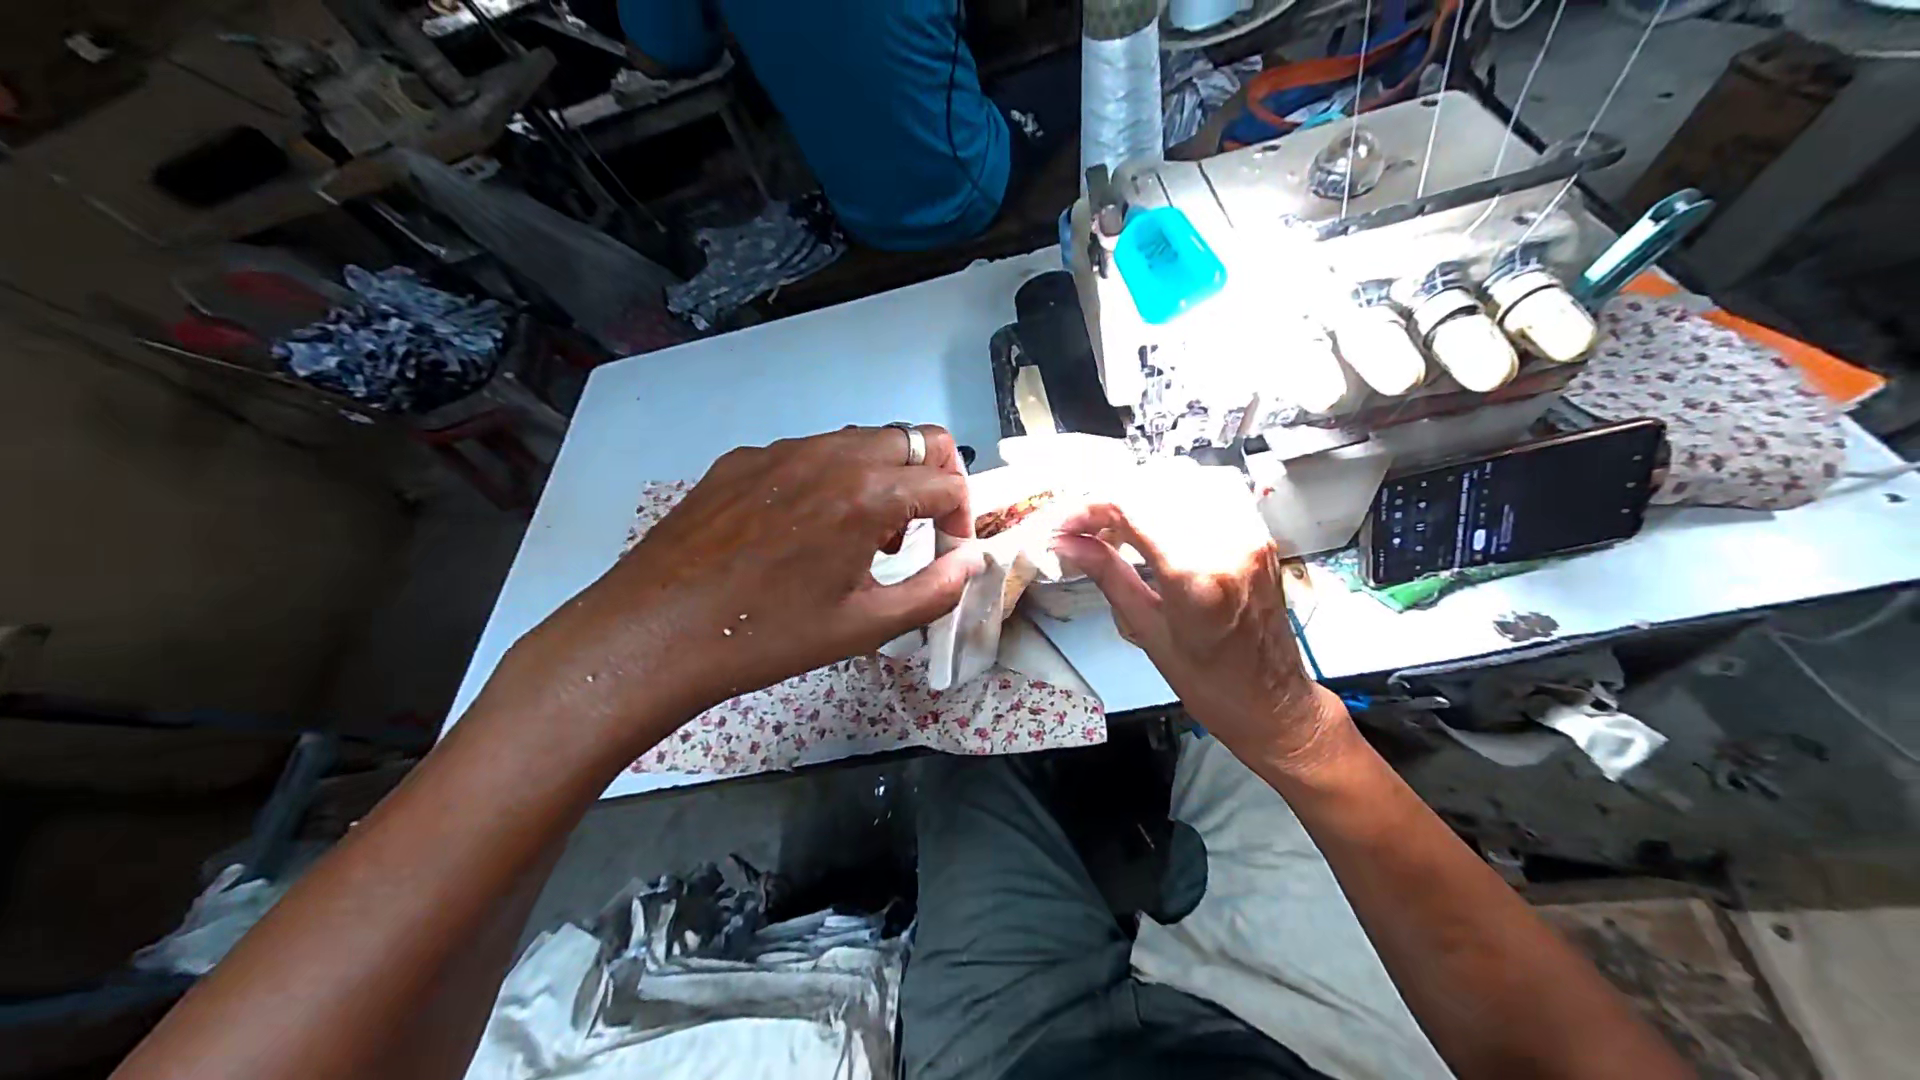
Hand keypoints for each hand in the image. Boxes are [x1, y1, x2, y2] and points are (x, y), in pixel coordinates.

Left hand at [505, 425, 981, 756]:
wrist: (655, 633)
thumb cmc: (769, 636)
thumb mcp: (863, 627)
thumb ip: (933, 591)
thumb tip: (969, 562)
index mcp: (866, 493)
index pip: (946, 480)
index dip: (960, 517)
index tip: (947, 552)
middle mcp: (829, 454)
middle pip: (913, 439)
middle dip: (931, 481)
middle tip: (915, 533)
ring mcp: (781, 449)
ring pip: (861, 440)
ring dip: (884, 477)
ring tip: (861, 536)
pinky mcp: (742, 458)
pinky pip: (809, 453)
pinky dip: (831, 478)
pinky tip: (801, 530)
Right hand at [1052, 464, 1354, 775]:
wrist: (1272, 701)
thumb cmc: (1209, 682)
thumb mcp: (1147, 630)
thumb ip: (1107, 574)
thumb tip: (1066, 543)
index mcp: (1196, 578)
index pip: (1132, 509)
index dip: (1088, 509)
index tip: (1065, 527)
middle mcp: (1228, 545)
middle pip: (1155, 485)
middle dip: (1110, 499)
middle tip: (1086, 527)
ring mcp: (1249, 535)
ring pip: (1183, 479)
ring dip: (1141, 493)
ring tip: (1118, 524)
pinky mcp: (1259, 533)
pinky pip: (1211, 490)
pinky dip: (1174, 495)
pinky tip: (1157, 518)